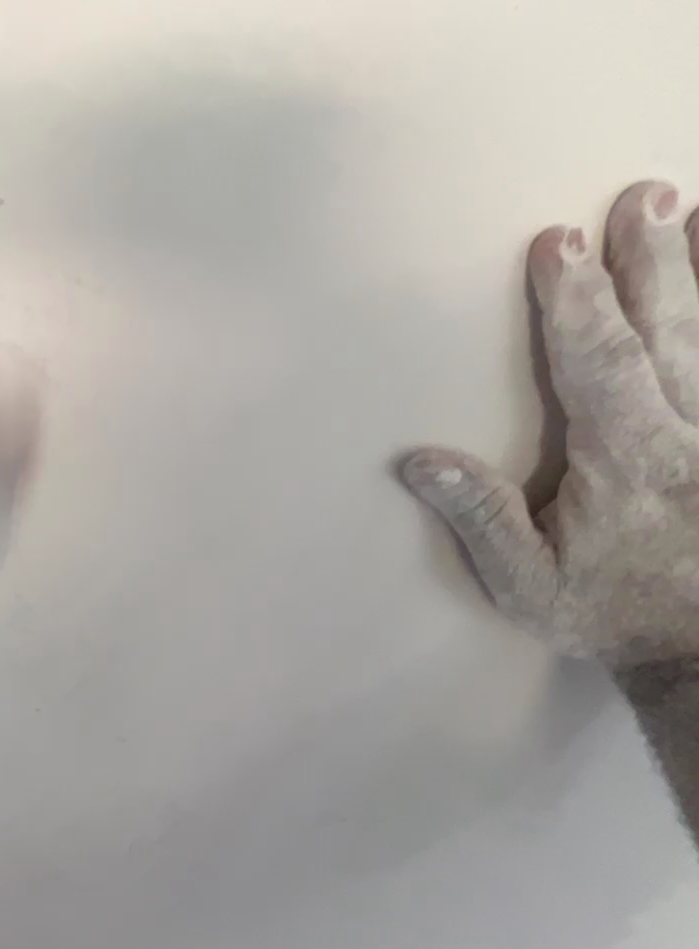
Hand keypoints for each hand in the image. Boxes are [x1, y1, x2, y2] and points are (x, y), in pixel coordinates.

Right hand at [405, 181, 698, 666]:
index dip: (576, 301)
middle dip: (656, 261)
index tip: (557, 243)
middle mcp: (690, 432)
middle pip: (672, 331)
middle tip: (646, 196)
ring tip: (690, 212)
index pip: (597, 363)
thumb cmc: (606, 610)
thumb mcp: (522, 581)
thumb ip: (479, 517)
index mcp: (628, 460)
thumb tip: (419, 459)